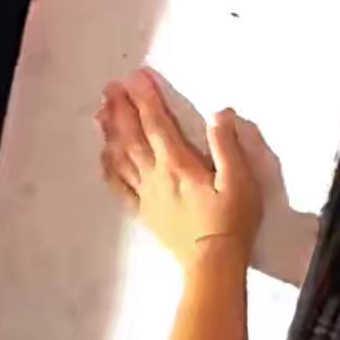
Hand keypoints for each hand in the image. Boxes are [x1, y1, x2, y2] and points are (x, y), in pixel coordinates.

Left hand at [97, 69, 261, 269]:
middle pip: (133, 137)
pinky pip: (119, 185)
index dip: (147, 99)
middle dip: (122, 109)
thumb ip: (227, 145)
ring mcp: (146, 194)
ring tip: (100, 111)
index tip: (136, 77)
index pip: (158, 124)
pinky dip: (108, 167)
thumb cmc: (231, 218)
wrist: (213, 263)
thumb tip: (218, 112)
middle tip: (110, 86)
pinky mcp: (144, 211)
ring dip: (110, 132)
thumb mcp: (239, 179)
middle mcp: (156, 175)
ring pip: (122, 158)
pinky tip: (103, 154)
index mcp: (178, 164)